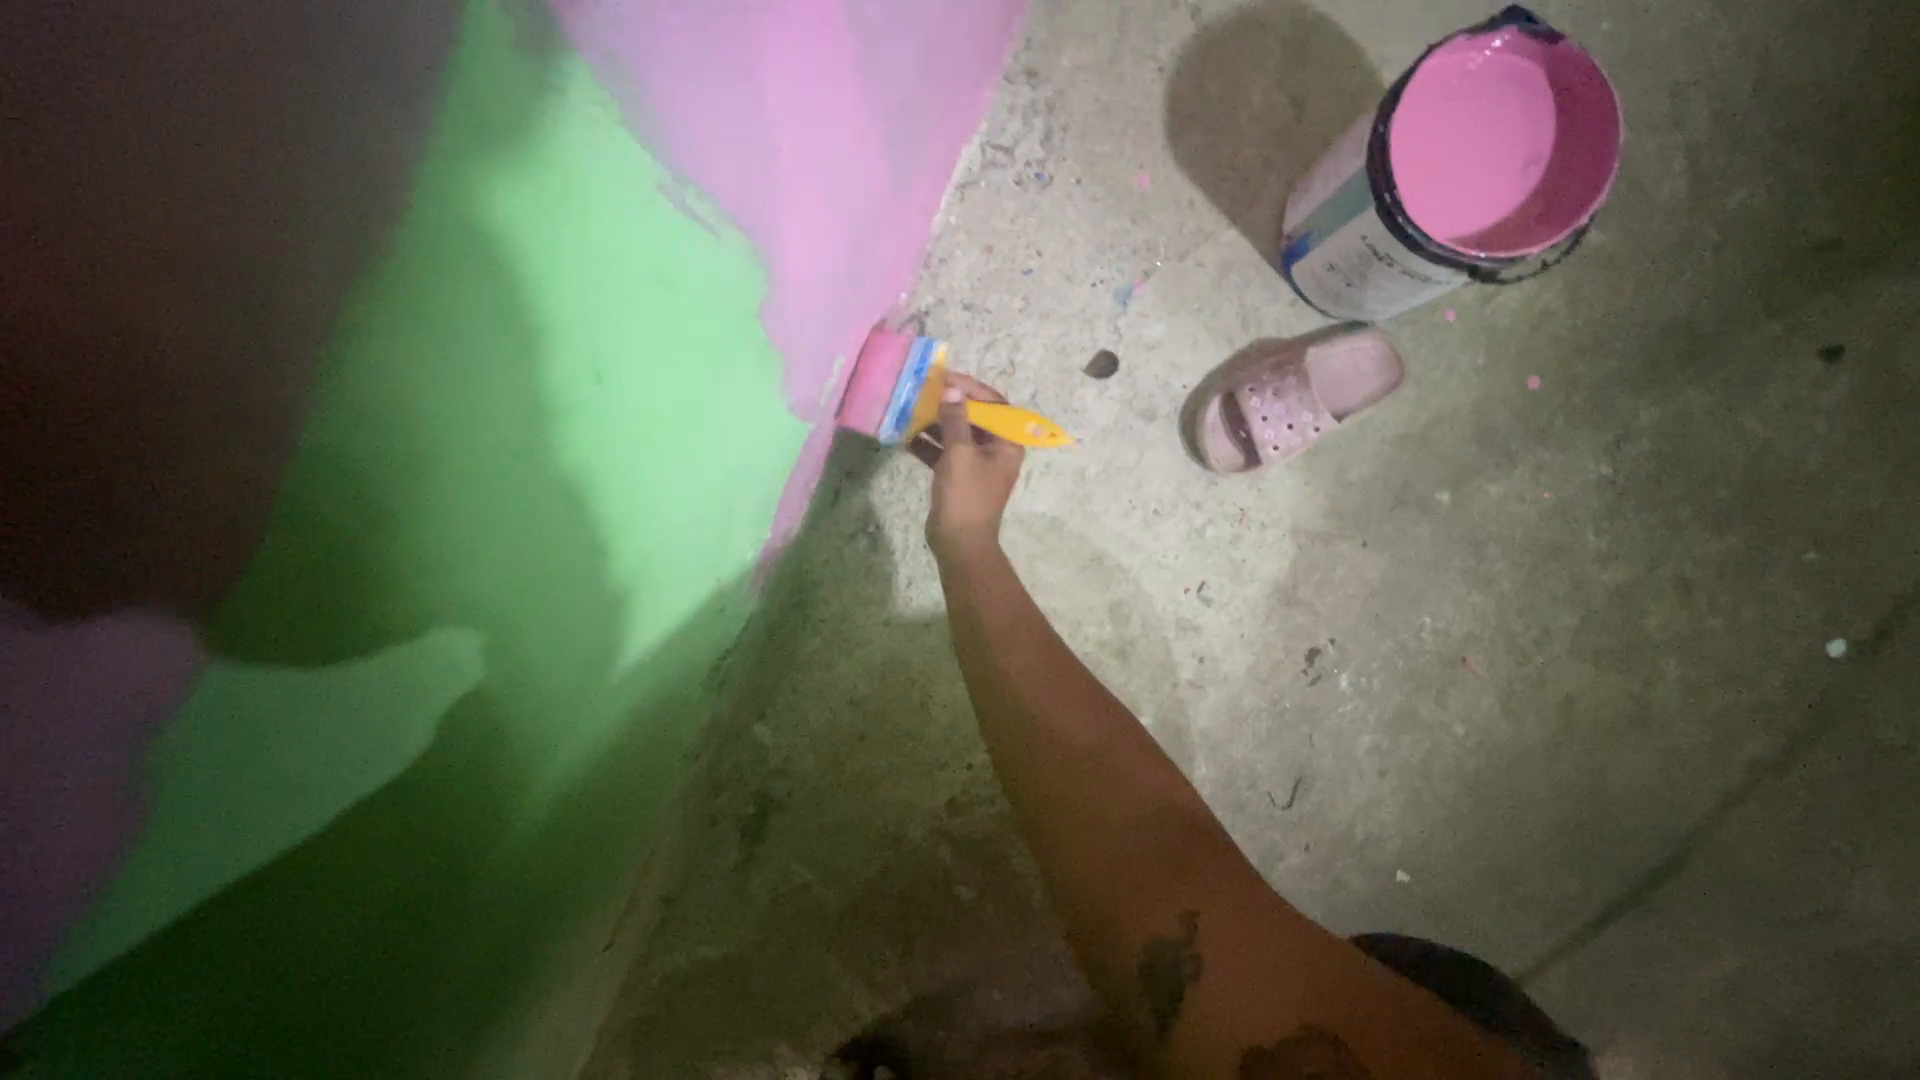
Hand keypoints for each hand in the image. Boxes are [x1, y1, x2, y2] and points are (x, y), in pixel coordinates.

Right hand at [910, 372, 1025, 560]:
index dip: (970, 388)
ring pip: (957, 434)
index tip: (945, 377)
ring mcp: (976, 464)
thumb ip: (955, 419)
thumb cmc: (966, 497)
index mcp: (1007, 443)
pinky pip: (944, 452)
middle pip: (974, 417)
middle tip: (925, 389)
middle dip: (950, 403)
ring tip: (911, 408)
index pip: (994, 405)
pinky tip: (905, 435)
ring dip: (936, 422)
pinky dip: (928, 444)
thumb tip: (952, 389)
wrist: (959, 544)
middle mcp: (995, 450)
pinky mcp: (958, 476)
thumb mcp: (960, 453)